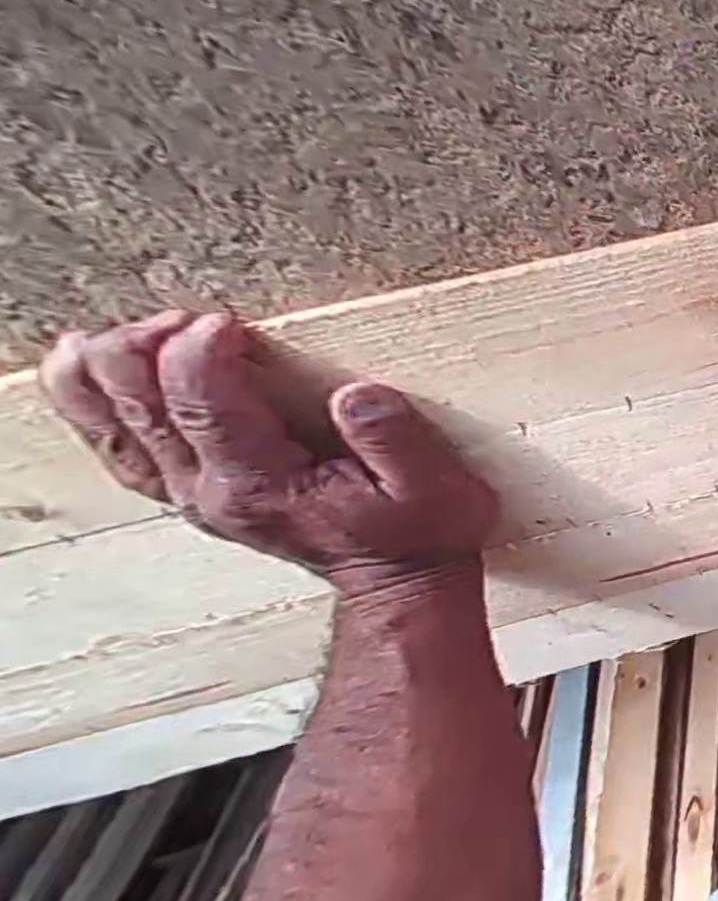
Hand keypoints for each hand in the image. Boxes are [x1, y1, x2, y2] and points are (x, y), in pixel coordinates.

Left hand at [38, 311, 498, 600]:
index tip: (227, 323)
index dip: (202, 356)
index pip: (206, 408)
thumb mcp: (434, 487)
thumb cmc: (422, 535)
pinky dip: (103, 409)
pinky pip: (128, 448)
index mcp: (266, 486)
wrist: (405, 580)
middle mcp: (216, 493)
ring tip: (118, 334)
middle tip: (187, 320)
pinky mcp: (206, 496)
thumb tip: (357, 393)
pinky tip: (101, 381)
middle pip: (141, 410)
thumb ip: (394, 439)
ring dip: (107, 375)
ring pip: (116, 429)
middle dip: (147, 352)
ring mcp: (201, 497)